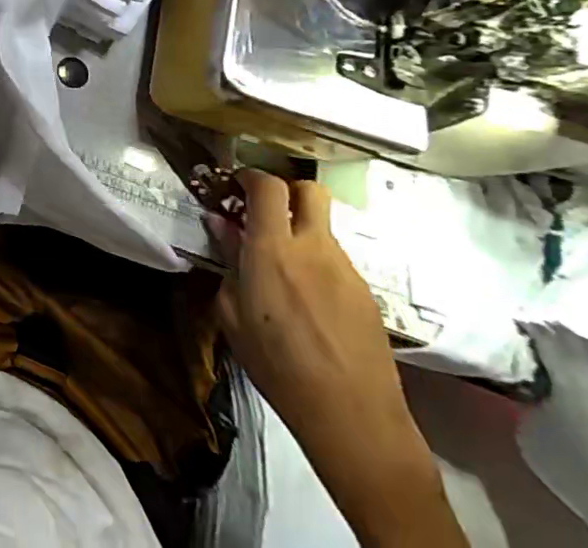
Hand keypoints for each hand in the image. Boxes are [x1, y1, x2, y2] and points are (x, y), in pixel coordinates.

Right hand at [213, 171, 466, 546]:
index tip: (234, 183)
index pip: (267, 188)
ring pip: (323, 226)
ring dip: (299, 230)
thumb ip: (228, 262)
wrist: (350, 412)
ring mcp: (345, 268)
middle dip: (285, 190)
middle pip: (310, 190)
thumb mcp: (231, 312)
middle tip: (263, 209)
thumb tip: (222, 227)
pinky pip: (334, 259)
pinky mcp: (365, 291)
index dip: (249, 176)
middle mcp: (313, 248)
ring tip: (279, 264)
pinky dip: (315, 261)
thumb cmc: (274, 362)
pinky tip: (304, 297)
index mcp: (272, 250)